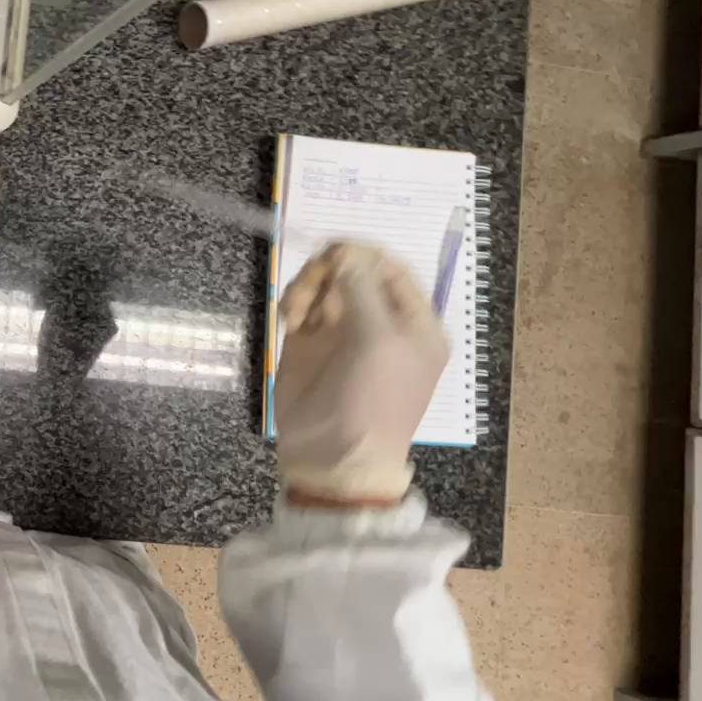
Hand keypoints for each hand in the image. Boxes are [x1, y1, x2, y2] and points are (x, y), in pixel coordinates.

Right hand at [273, 241, 449, 504]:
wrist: (335, 451)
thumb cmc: (372, 398)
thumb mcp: (378, 341)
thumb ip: (361, 290)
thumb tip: (343, 250)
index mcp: (411, 323)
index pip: (390, 270)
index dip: (363, 253)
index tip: (332, 248)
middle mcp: (376, 322)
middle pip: (349, 273)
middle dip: (328, 271)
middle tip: (312, 283)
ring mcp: (338, 332)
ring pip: (320, 286)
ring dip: (305, 288)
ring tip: (296, 310)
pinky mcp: (304, 343)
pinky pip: (298, 306)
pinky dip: (292, 304)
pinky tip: (289, 320)